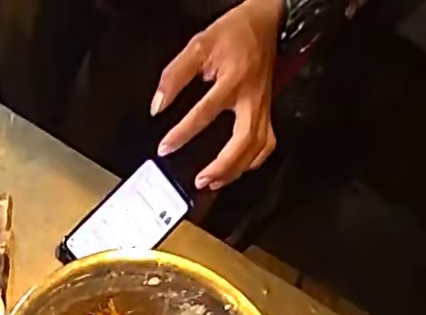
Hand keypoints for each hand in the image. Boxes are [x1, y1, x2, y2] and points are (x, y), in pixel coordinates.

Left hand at [152, 0, 282, 190]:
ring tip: (213, 182)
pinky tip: (238, 170)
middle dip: (221, 166)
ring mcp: (262, 108)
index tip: (165, 148)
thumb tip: (158, 105)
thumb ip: (174, 76)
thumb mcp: (199, 46)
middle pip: (243, 140)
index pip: (205, 112)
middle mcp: (251, 98)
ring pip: (256, 149)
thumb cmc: (235, 34)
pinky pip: (266, 145)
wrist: (268, 21)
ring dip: (234, 170)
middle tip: (200, 179)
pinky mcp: (268, 113)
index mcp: (233, 80)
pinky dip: (252, 162)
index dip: (182, 133)